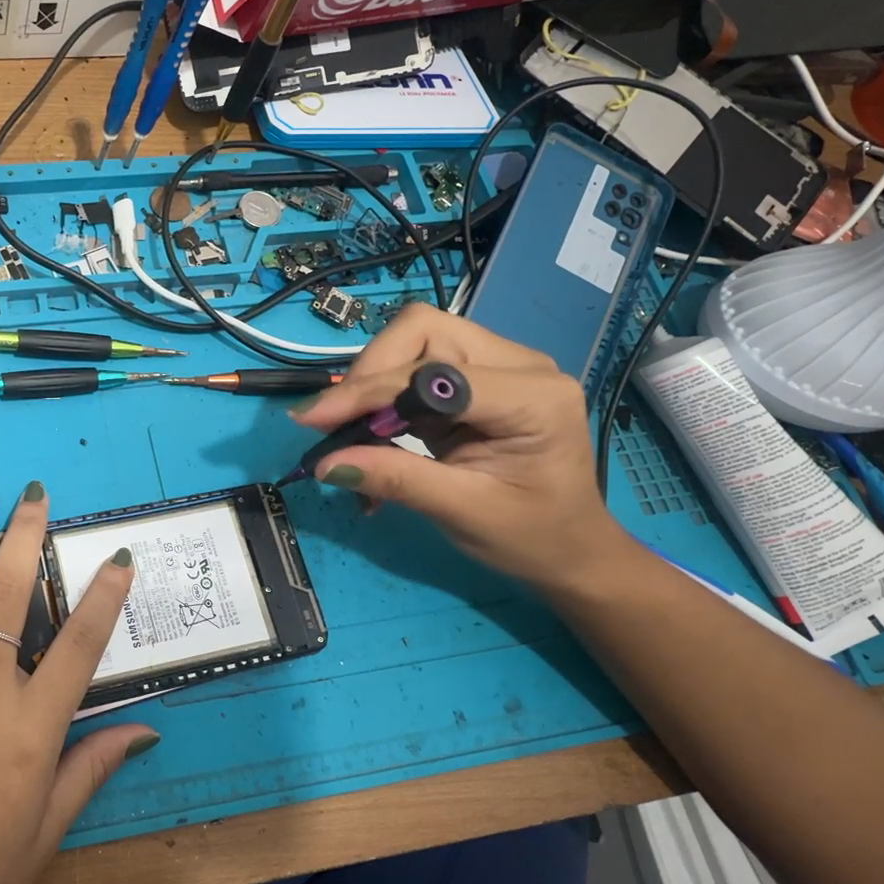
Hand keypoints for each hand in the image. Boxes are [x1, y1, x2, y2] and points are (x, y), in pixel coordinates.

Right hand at [291, 305, 635, 589]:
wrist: (571, 551)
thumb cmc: (532, 536)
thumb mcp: (463, 513)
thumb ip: (395, 479)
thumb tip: (325, 464)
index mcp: (533, 396)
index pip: (432, 371)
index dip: (367, 390)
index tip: (312, 420)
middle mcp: (519, 365)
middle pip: (420, 332)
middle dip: (368, 376)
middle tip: (335, 425)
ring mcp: (497, 367)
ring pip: (411, 342)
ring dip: (370, 386)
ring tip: (351, 436)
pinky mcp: (474, 380)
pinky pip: (412, 369)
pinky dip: (380, 400)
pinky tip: (371, 438)